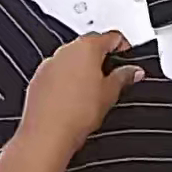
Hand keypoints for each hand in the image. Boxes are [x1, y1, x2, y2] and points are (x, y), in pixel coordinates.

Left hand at [11, 31, 142, 167]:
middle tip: (113, 78)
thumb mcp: (110, 94)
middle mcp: (66, 51)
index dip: (124, 47)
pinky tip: (74, 99)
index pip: (112, 36)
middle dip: (102, 59)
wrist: (46, 135)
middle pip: (90, 45)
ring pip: (72, 59)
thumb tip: (133, 71)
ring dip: (83, 69)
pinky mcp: (38, 79)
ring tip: (92, 92)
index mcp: (87, 47)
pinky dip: (66, 80)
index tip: (128, 59)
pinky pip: (57, 72)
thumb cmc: (76, 113)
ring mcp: (49, 64)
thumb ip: (124, 77)